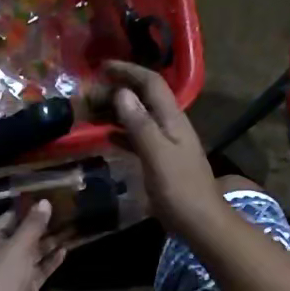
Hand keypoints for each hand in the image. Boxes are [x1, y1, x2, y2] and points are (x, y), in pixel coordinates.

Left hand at [0, 199, 68, 290]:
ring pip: (34, 252)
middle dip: (40, 225)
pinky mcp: (29, 284)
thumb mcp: (19, 246)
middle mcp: (2, 254)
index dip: (24, 209)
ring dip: (49, 242)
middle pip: (22, 235)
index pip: (7, 220)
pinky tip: (65, 250)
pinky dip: (51, 260)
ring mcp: (16, 270)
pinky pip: (41, 267)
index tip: (44, 198)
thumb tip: (45, 202)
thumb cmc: (6, 276)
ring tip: (68, 228)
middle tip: (62, 211)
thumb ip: (33, 224)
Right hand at [98, 61, 224, 233]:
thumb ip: (140, 125)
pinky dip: (121, 133)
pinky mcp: (161, 161)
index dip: (128, 70)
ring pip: (139, 118)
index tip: (101, 67)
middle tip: (89, 94)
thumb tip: (122, 93)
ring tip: (91, 111)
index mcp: (173, 120)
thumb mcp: (157, 155)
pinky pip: (138, 138)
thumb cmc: (180, 190)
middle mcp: (171, 126)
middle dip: (118, 90)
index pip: (151, 83)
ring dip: (117, 111)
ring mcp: (167, 144)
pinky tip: (106, 137)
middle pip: (144, 98)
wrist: (200, 223)